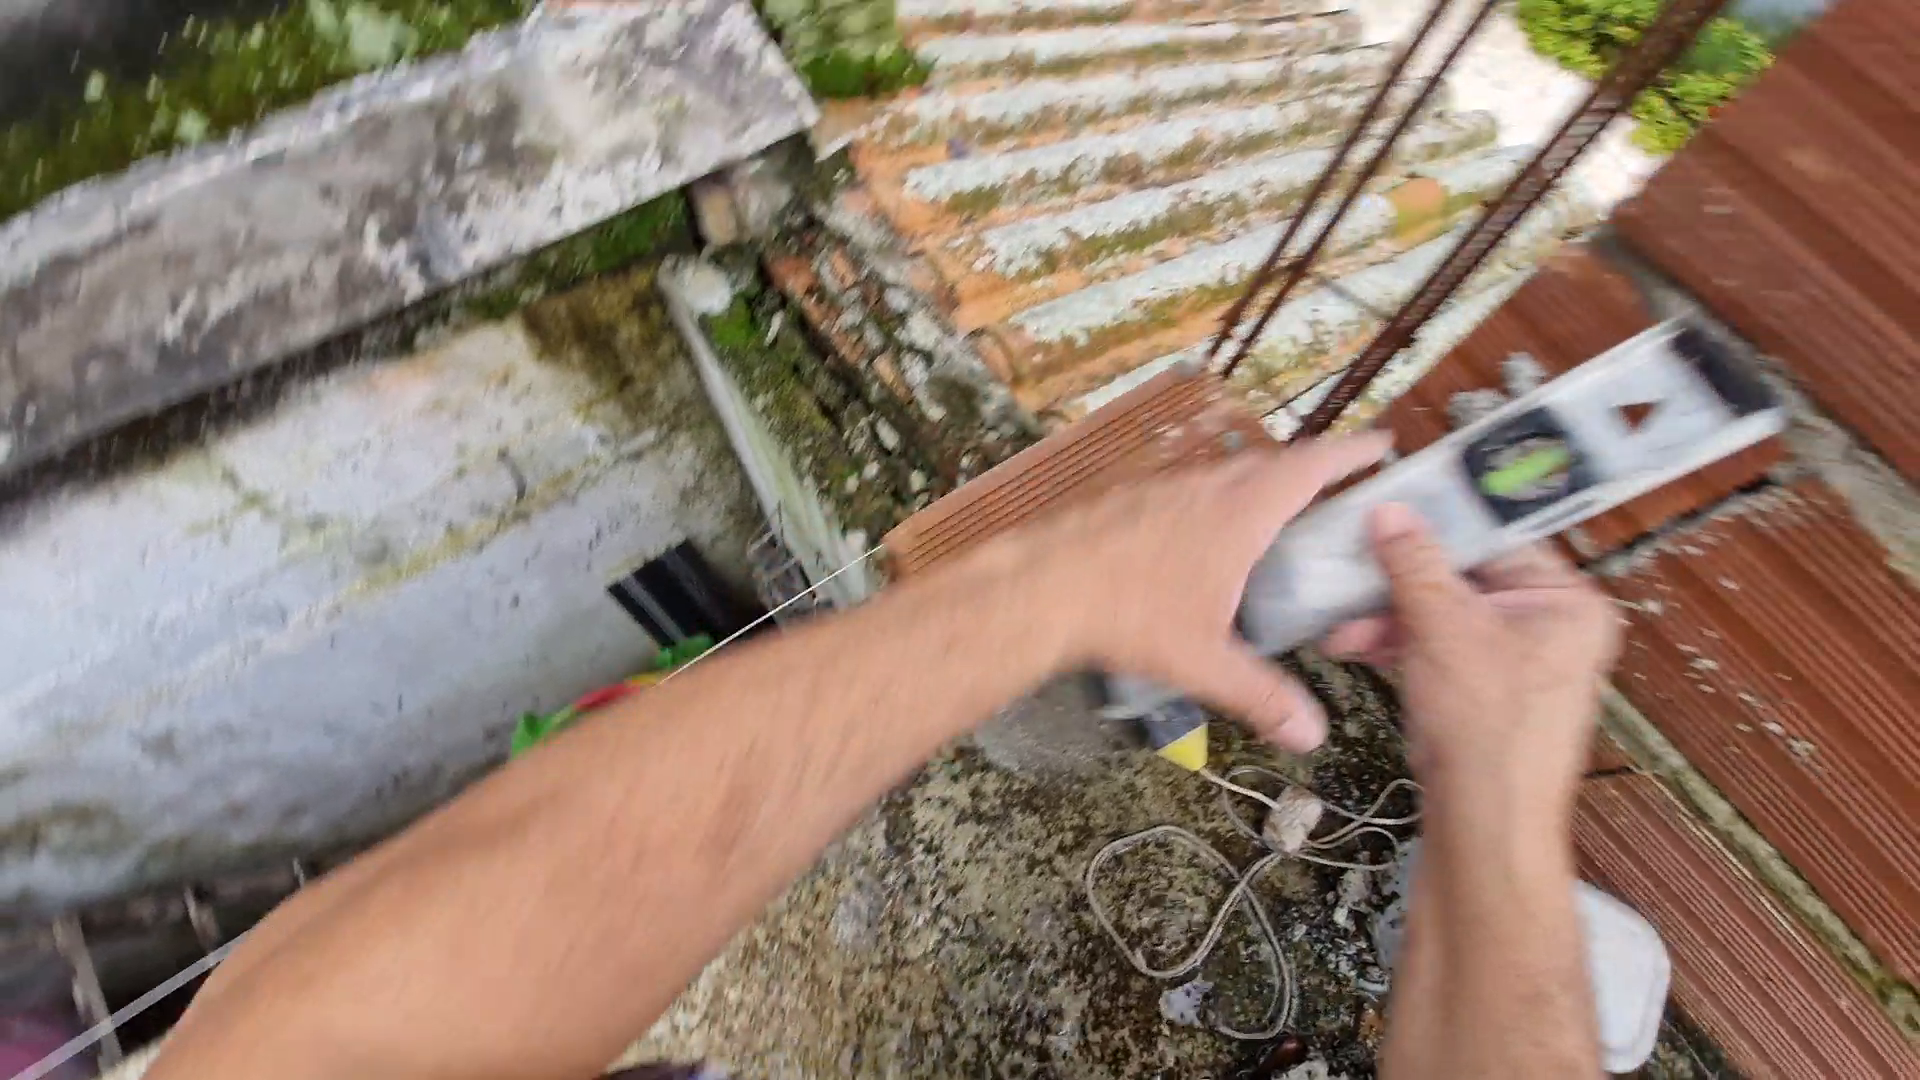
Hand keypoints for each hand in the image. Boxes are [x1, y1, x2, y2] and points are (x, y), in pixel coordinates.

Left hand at [958, 434, 1389, 752]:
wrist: (1041, 585)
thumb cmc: (1129, 615)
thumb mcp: (1201, 660)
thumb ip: (1259, 695)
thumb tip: (1311, 735)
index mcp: (1239, 511)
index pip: (1311, 467)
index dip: (1352, 452)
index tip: (1384, 443)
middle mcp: (1204, 485)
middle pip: (1268, 465)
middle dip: (1307, 473)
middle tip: (1333, 495)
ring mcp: (1160, 486)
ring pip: (1222, 475)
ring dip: (1253, 486)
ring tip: (1271, 520)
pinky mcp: (1126, 498)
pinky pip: (1184, 489)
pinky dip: (1209, 501)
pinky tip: (1195, 538)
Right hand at [1324, 504, 1620, 816]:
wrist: (1483, 811)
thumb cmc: (1484, 714)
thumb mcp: (1444, 626)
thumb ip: (1414, 563)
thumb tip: (1387, 508)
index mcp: (1564, 599)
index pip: (1496, 540)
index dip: (1436, 525)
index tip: (1383, 510)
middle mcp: (1542, 620)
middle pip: (1456, 577)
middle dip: (1395, 584)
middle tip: (1347, 573)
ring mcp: (1506, 653)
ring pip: (1434, 612)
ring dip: (1382, 618)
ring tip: (1338, 628)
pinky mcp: (1472, 679)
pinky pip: (1429, 642)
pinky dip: (1391, 642)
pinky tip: (1349, 645)